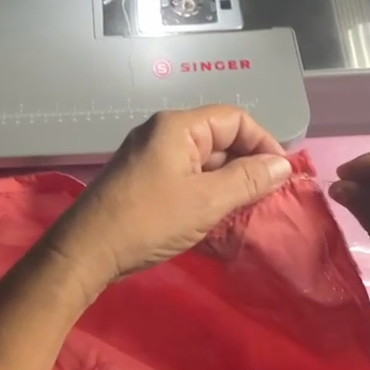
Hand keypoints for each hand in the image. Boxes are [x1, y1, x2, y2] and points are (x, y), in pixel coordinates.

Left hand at [44, 106, 293, 291]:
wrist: (87, 250)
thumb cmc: (148, 221)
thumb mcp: (206, 201)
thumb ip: (248, 180)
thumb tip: (283, 165)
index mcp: (177, 127)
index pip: (234, 119)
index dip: (263, 143)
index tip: (279, 176)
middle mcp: (162, 132)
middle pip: (219, 137)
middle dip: (246, 164)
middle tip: (265, 197)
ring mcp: (149, 156)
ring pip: (203, 160)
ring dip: (227, 181)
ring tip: (244, 209)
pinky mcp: (142, 179)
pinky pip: (185, 175)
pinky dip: (205, 191)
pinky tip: (215, 215)